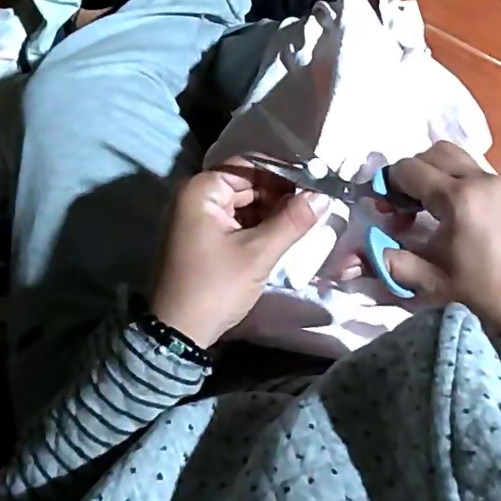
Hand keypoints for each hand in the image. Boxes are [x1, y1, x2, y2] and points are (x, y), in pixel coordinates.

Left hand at [150, 159, 322, 348]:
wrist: (177, 333)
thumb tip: (323, 195)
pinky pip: (234, 220)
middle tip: (313, 207)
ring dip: (271, 211)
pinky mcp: (200, 237)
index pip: (249, 167)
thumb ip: (292, 221)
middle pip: (246, 184)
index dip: (283, 174)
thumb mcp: (258, 253)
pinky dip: (257, 225)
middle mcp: (193, 196)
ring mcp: (194, 218)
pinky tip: (282, 235)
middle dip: (279, 195)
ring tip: (302, 222)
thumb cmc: (215, 287)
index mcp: (200, 190)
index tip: (314, 185)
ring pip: (243, 203)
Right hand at [382, 142, 500, 338]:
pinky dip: (448, 176)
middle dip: (407, 176)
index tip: (382, 213)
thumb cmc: (487, 292)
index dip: (386, 186)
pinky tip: (443, 211)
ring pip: (449, 155)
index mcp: (458, 197)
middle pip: (429, 154)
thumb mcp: (433, 281)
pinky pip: (466, 167)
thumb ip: (390, 262)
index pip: (407, 170)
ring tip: (421, 208)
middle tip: (401, 209)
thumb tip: (354, 257)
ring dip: (428, 172)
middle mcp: (476, 179)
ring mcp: (493, 180)